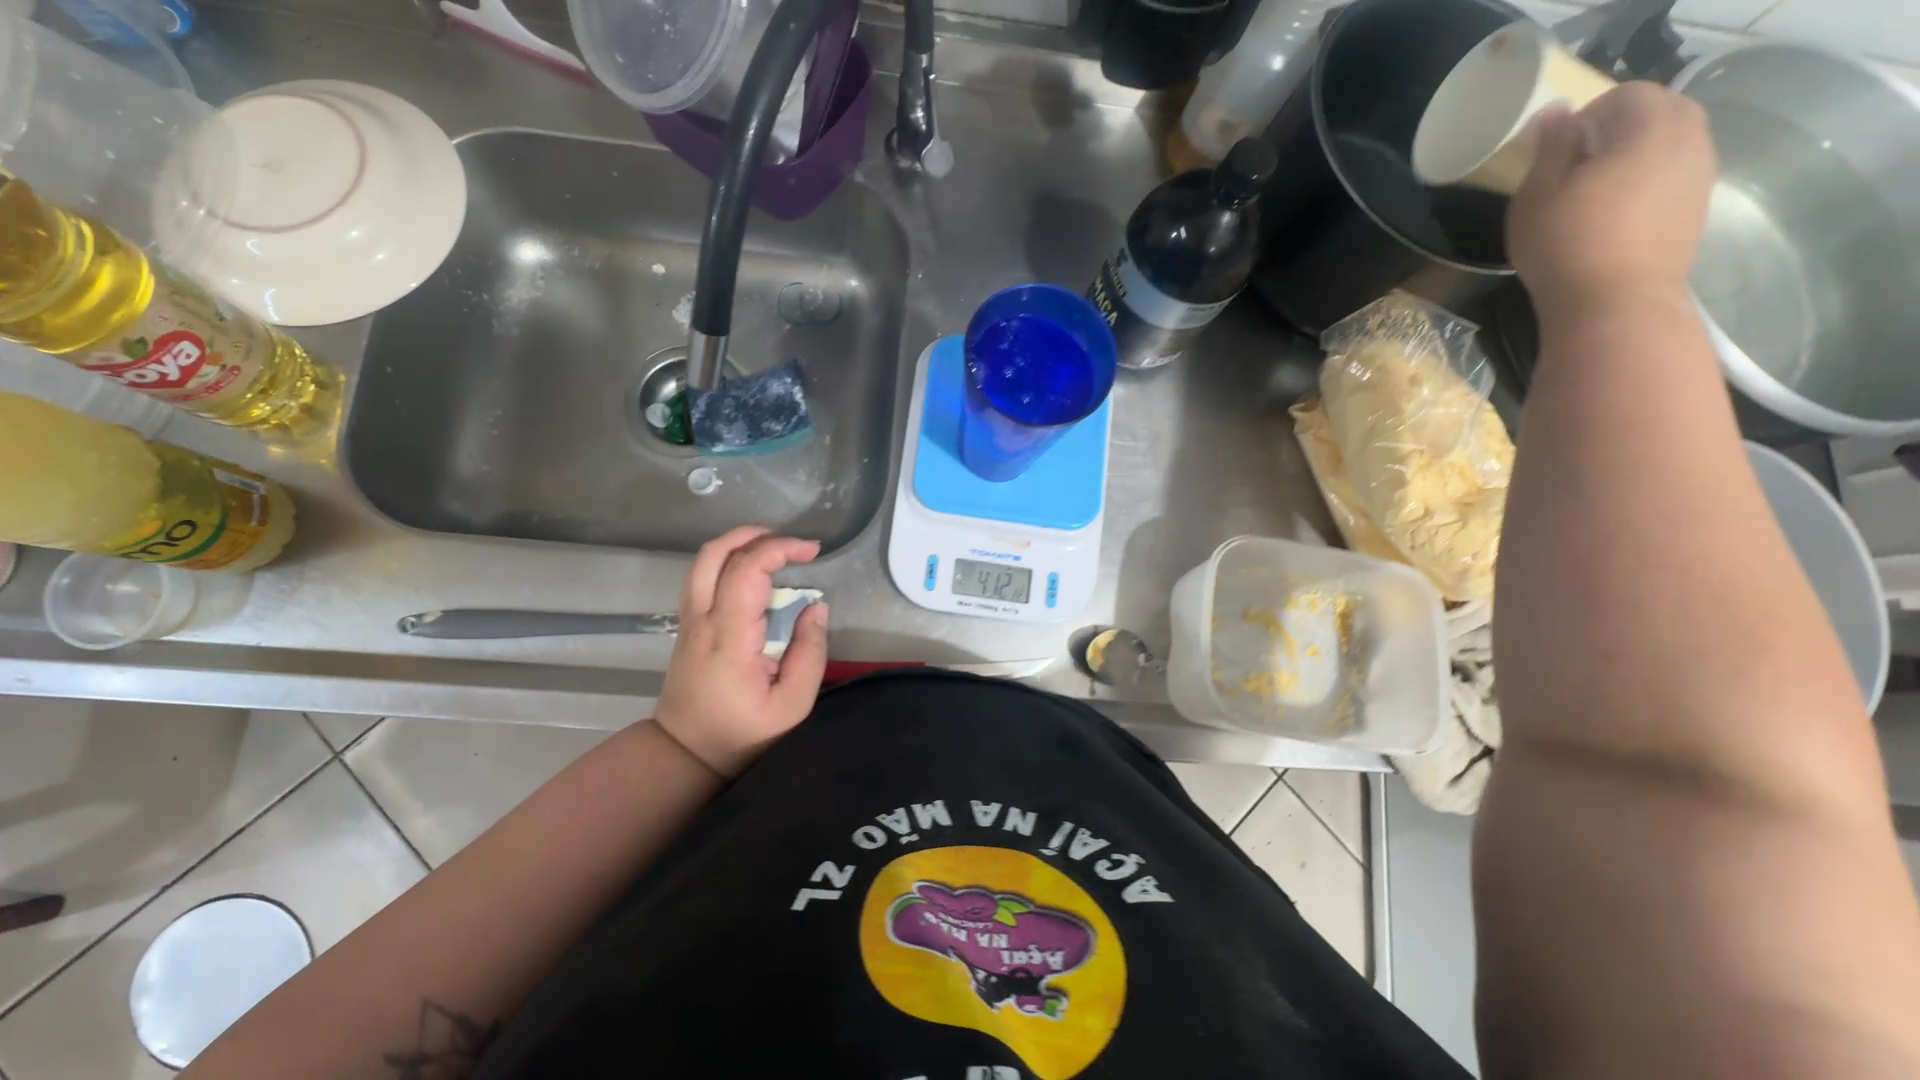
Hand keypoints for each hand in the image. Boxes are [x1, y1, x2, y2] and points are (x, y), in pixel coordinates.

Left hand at [653, 526, 828, 777]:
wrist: (687, 753)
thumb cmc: (742, 734)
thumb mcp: (791, 705)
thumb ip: (809, 654)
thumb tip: (816, 608)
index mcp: (728, 637)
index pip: (746, 571)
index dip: (779, 549)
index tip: (812, 551)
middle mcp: (702, 620)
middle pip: (714, 554)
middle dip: (754, 535)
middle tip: (791, 542)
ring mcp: (689, 621)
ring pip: (702, 562)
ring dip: (738, 544)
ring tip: (774, 548)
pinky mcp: (688, 626)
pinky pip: (702, 578)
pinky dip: (728, 561)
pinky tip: (753, 572)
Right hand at [1508, 82, 1716, 318]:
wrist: (1616, 306)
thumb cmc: (1567, 245)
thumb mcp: (1538, 194)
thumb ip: (1552, 146)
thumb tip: (1557, 114)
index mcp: (1651, 128)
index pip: (1629, 93)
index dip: (1590, 113)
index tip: (1559, 148)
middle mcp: (1689, 141)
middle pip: (1662, 111)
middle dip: (1623, 125)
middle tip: (1580, 162)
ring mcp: (1700, 177)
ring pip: (1674, 143)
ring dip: (1639, 153)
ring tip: (1598, 189)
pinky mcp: (1697, 209)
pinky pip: (1677, 174)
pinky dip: (1651, 179)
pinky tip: (1618, 212)